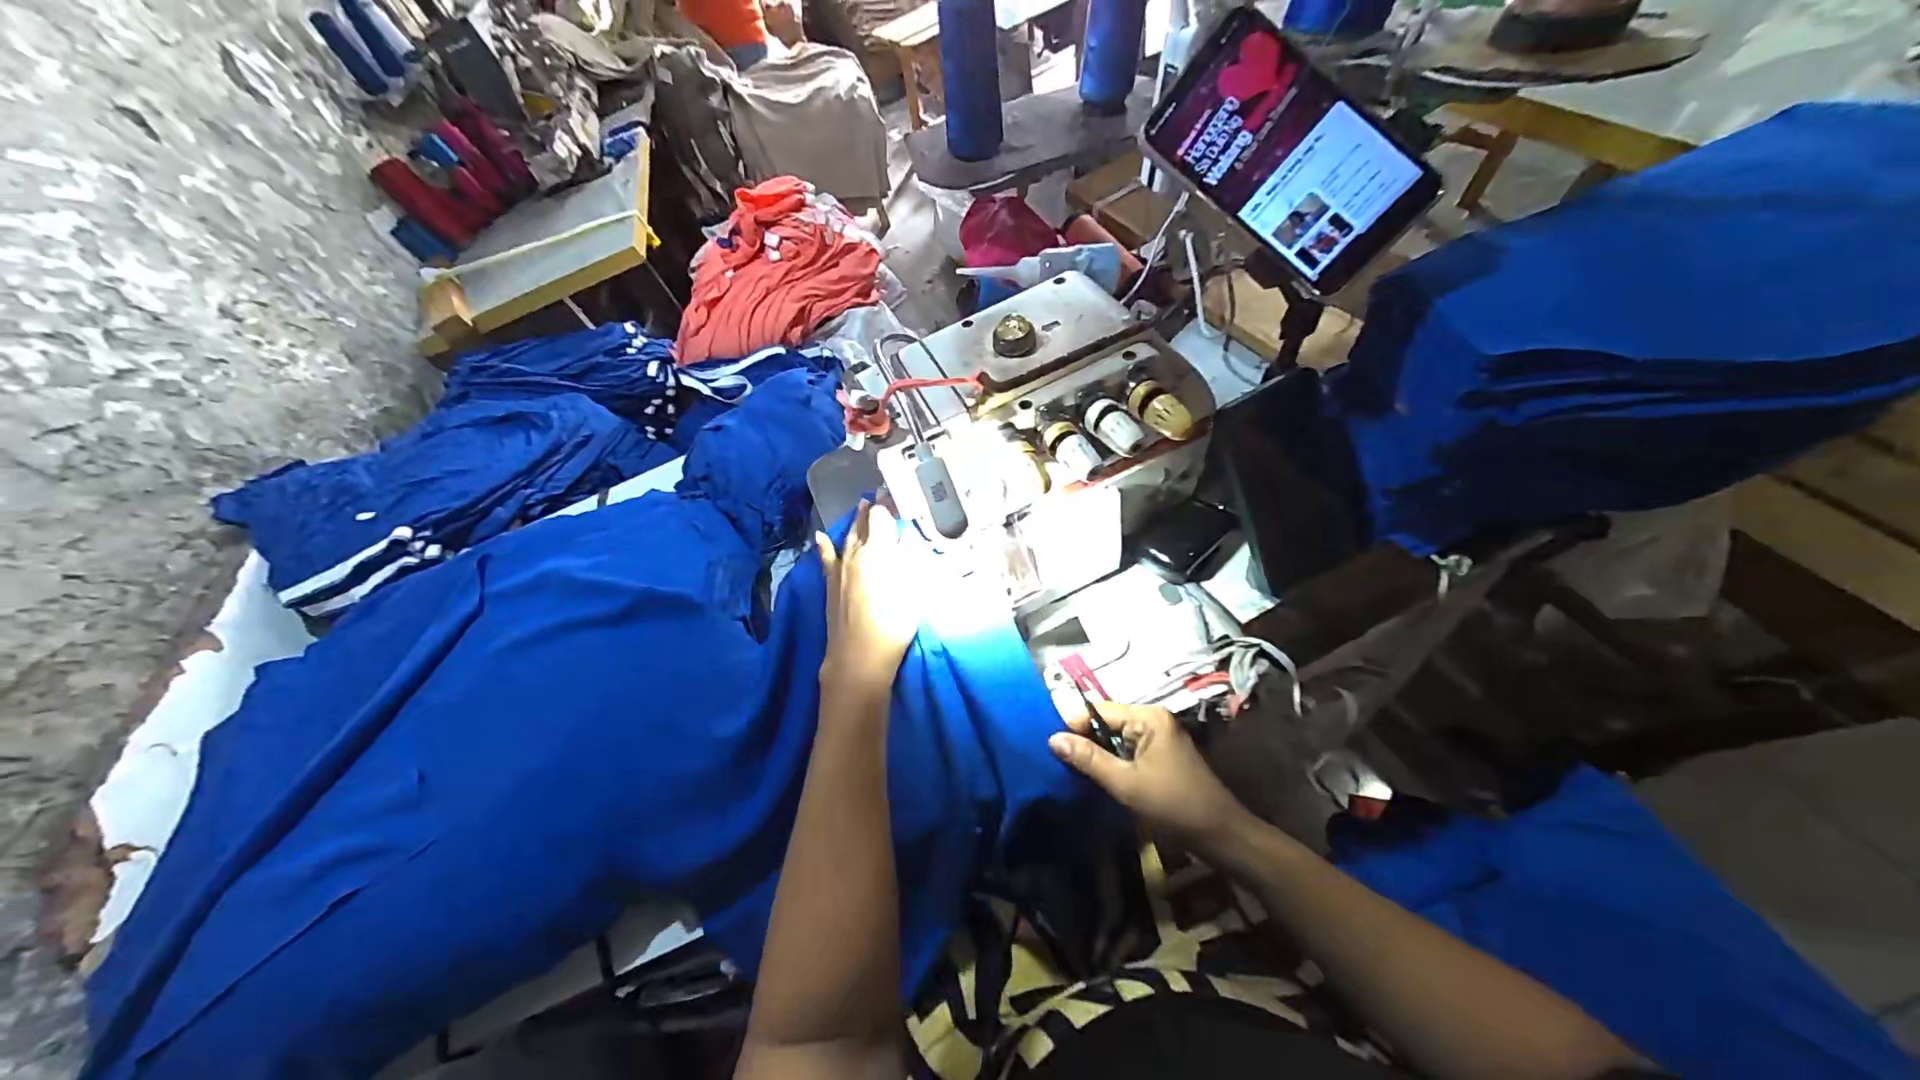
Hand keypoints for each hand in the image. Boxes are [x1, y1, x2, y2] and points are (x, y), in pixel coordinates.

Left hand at [818, 501, 921, 697]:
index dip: (890, 504)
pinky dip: (825, 546)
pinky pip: (826, 557)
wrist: (859, 657)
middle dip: (874, 508)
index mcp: (880, 550)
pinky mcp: (830, 583)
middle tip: (881, 495)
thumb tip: (907, 541)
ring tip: (861, 507)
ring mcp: (841, 567)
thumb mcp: (915, 591)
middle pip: (864, 523)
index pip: (883, 517)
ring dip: (856, 521)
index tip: (898, 493)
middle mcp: (857, 552)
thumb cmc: (894, 625)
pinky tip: (821, 536)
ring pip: (848, 536)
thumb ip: (911, 561)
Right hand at [1050, 701, 1256, 851]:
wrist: (1221, 835)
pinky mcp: (1160, 753)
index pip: (1098, 710)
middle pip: (1105, 721)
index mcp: (1147, 717)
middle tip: (1057, 760)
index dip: (1073, 726)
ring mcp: (1158, 736)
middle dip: (1084, 739)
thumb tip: (1053, 738)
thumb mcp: (1126, 784)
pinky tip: (1098, 776)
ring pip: (1114, 737)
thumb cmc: (1174, 806)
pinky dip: (1112, 761)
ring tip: (1072, 769)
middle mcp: (1153, 718)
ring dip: (1097, 752)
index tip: (1050, 746)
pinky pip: (1126, 749)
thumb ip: (1089, 759)